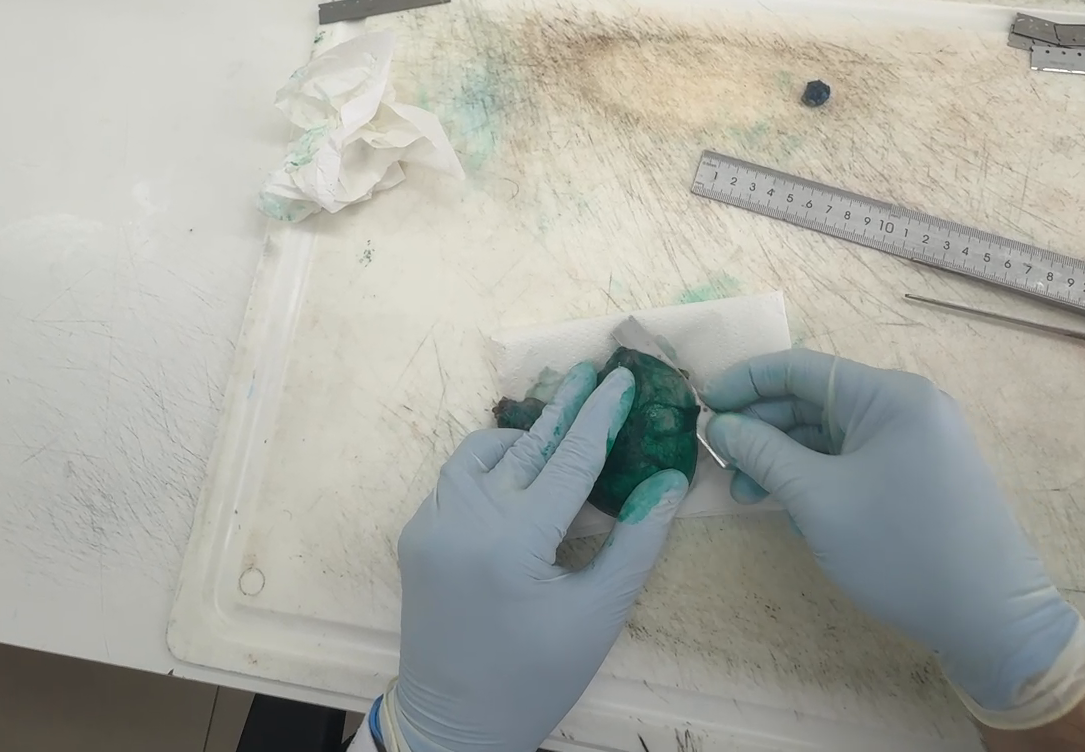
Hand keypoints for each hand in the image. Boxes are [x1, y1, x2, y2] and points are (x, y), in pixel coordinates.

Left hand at [384, 363, 689, 751]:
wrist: (451, 726)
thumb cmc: (536, 677)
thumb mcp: (598, 617)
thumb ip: (634, 543)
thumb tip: (669, 481)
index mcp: (514, 544)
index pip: (570, 460)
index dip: (600, 415)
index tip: (620, 378)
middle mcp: (466, 521)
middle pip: (526, 445)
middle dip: (563, 405)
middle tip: (589, 369)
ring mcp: (432, 524)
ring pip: (480, 453)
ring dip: (521, 436)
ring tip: (555, 430)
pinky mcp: (415, 534)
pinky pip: (454, 479)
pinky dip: (486, 465)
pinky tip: (512, 473)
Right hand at [703, 349, 1084, 716]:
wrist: (995, 628)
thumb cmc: (902, 550)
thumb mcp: (818, 499)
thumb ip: (761, 452)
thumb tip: (718, 425)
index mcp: (889, 395)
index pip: (799, 368)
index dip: (745, 382)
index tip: (704, 405)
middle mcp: (903, 405)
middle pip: (811, 400)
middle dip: (761, 428)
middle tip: (720, 460)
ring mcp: (912, 439)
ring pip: (826, 431)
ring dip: (781, 456)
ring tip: (746, 493)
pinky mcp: (913, 470)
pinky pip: (848, 456)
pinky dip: (811, 473)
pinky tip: (784, 502)